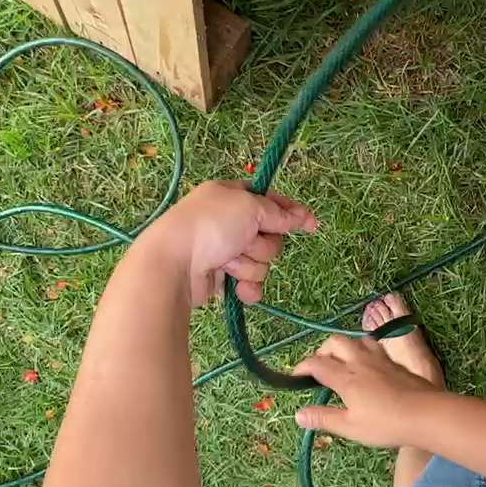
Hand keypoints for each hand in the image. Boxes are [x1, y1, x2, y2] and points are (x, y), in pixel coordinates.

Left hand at [134, 180, 316, 306]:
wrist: (175, 263)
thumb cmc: (211, 226)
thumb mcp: (250, 207)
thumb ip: (279, 213)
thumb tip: (303, 217)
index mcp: (232, 197)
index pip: (270, 201)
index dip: (290, 212)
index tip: (310, 224)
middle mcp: (229, 222)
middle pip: (270, 236)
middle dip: (262, 244)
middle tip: (243, 243)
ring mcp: (226, 251)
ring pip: (262, 262)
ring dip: (250, 265)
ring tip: (228, 264)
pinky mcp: (223, 278)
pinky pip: (251, 284)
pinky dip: (247, 287)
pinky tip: (237, 289)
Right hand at [292, 334, 443, 448]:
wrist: (426, 413)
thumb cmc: (385, 424)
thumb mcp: (350, 427)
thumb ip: (324, 418)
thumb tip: (298, 414)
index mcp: (345, 378)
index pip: (316, 364)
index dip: (302, 367)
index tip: (296, 377)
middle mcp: (360, 362)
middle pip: (334, 343)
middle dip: (322, 351)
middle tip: (320, 368)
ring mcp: (379, 359)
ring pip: (356, 339)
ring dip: (344, 346)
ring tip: (343, 362)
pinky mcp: (395, 362)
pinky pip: (374, 346)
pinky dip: (364, 349)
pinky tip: (369, 363)